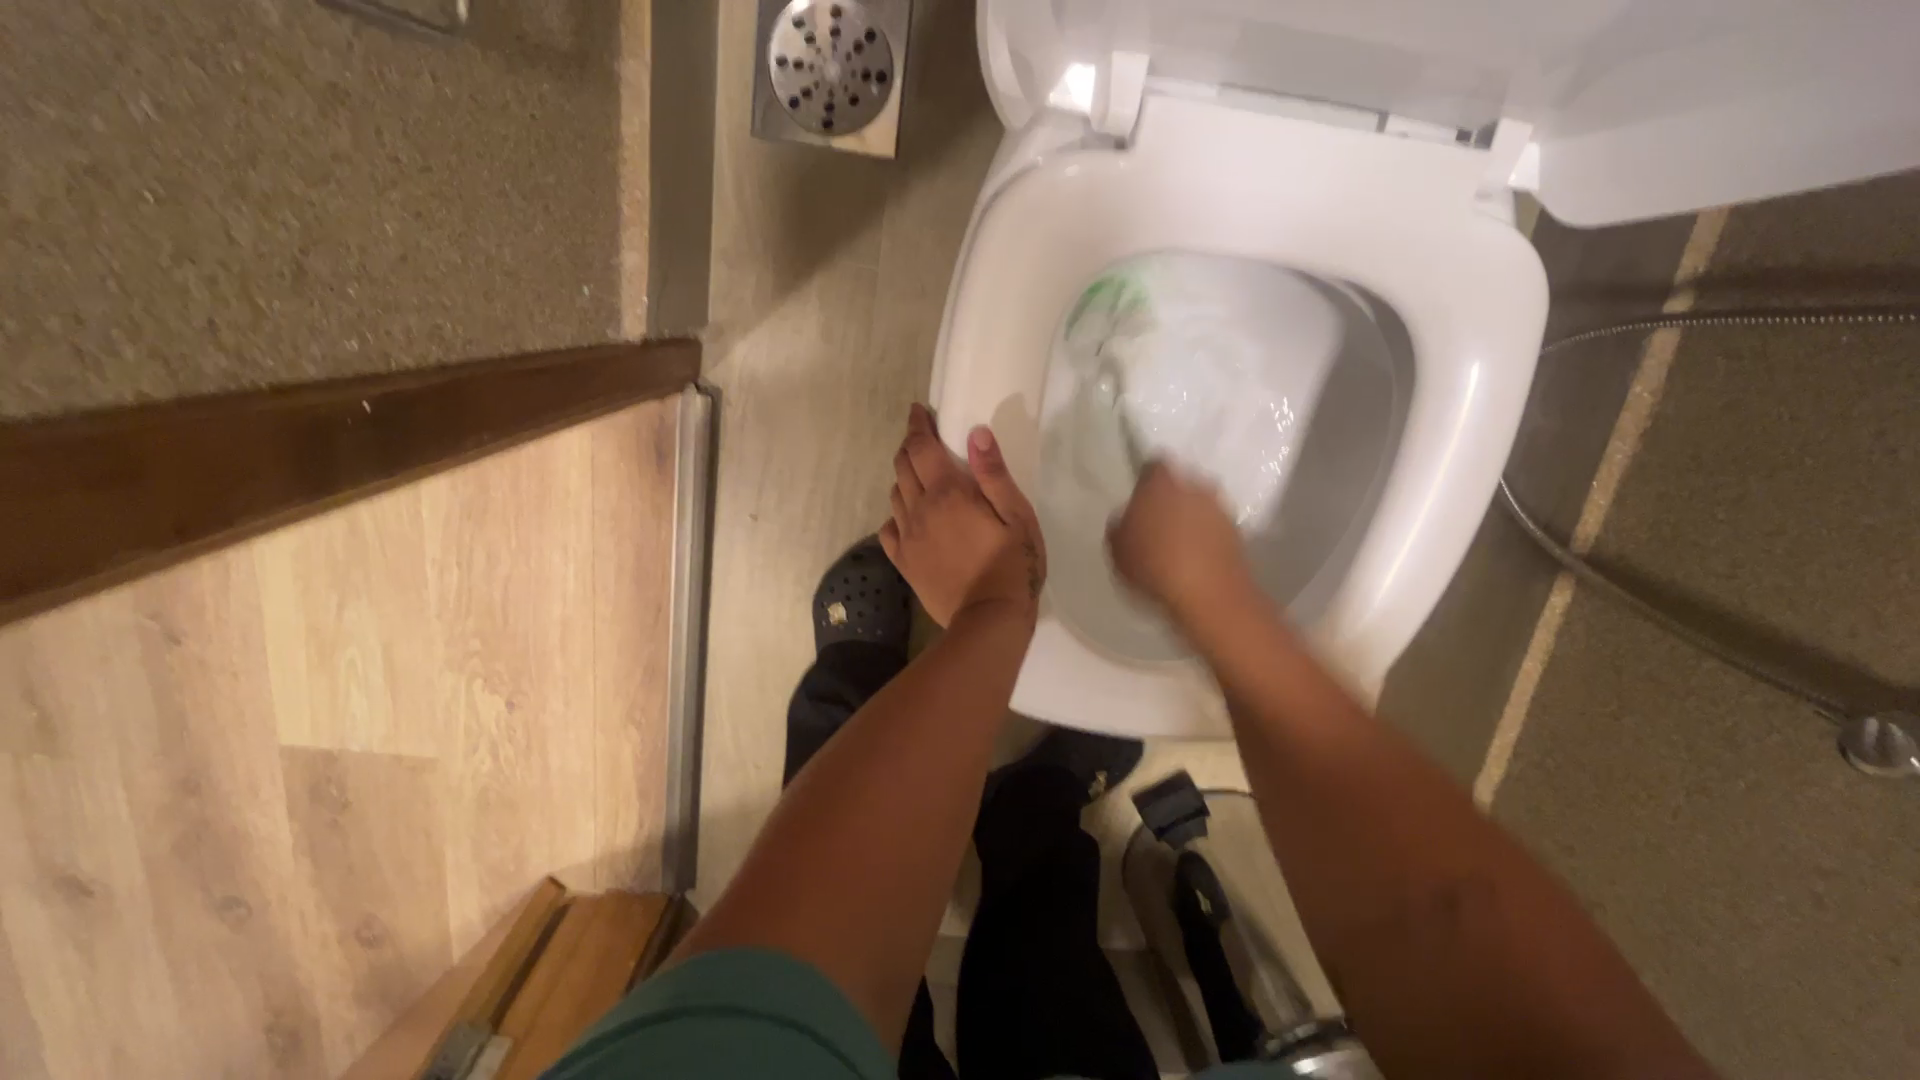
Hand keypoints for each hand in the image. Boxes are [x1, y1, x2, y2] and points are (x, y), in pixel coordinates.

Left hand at [880, 404, 1044, 627]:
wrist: (988, 620)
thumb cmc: (1012, 565)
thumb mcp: (1017, 516)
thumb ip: (994, 474)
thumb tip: (975, 432)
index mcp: (948, 493)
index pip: (922, 447)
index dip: (917, 425)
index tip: (919, 411)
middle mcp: (920, 509)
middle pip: (903, 466)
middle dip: (910, 447)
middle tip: (922, 440)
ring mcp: (907, 537)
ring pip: (895, 495)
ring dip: (904, 478)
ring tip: (920, 477)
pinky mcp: (904, 562)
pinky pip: (888, 529)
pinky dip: (896, 515)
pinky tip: (909, 518)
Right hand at [1107, 462, 1253, 623]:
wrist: (1208, 596)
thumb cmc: (1153, 566)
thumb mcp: (1116, 549)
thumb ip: (1119, 526)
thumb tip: (1128, 520)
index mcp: (1161, 481)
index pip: (1152, 467)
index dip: (1145, 482)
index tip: (1138, 501)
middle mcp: (1195, 484)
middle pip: (1180, 483)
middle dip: (1170, 498)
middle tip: (1155, 522)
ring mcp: (1220, 508)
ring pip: (1199, 506)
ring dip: (1190, 518)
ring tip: (1176, 545)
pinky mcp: (1238, 533)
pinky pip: (1214, 528)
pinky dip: (1206, 538)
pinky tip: (1194, 560)